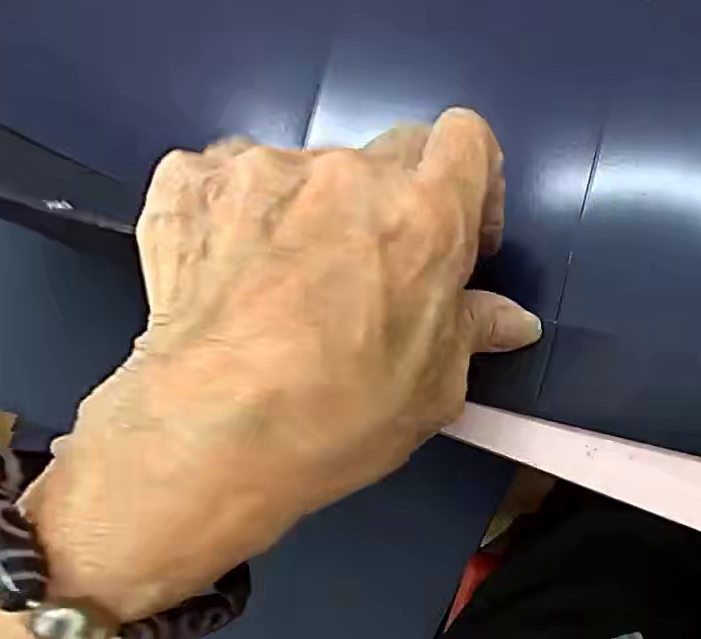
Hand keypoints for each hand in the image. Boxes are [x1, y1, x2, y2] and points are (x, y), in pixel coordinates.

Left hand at [26, 109, 541, 618]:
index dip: (473, 188)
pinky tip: (240, 275)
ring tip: (296, 289)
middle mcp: (347, 173)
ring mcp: (262, 170)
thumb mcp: (433, 390)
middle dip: (400, 207)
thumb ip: (473, 333)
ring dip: (320, 215)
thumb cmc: (343, 418)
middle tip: (382, 276)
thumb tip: (510, 321)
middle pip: (393, 153)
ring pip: (312, 171)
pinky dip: (248, 217)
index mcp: (424, 219)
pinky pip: (235, 180)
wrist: (215, 433)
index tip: (462, 243)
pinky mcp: (189, 182)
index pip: (468, 142)